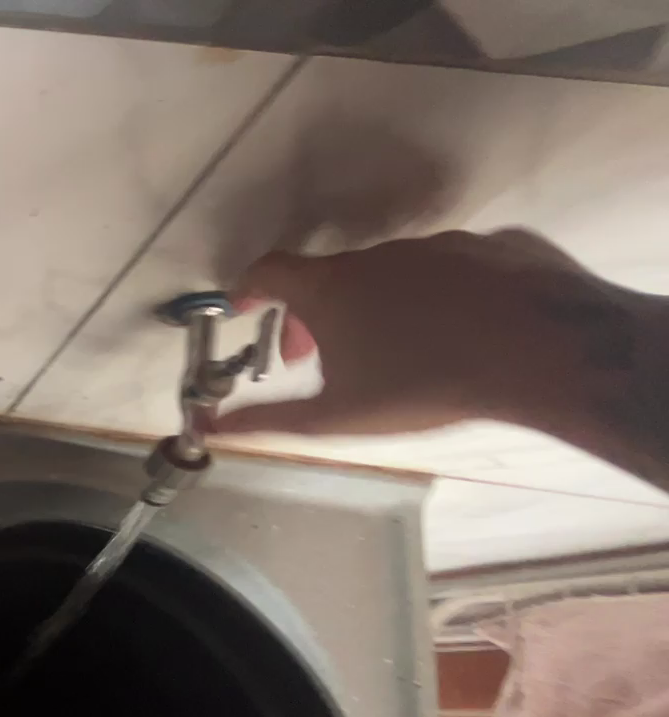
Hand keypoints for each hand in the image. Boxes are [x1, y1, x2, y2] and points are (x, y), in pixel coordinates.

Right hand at [218, 229, 651, 438]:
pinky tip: (455, 330)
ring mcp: (444, 246)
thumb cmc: (423, 386)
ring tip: (393, 349)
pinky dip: (436, 294)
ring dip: (374, 304)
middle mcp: (379, 256)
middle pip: (328, 277)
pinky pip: (452, 268)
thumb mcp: (330, 416)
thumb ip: (261, 419)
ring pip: (390, 273)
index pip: (268, 272)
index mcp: (331, 289)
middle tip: (318, 357)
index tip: (244, 309)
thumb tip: (204, 427)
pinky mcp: (501, 247)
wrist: (555, 359)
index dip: (249, 289)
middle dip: (313, 314)